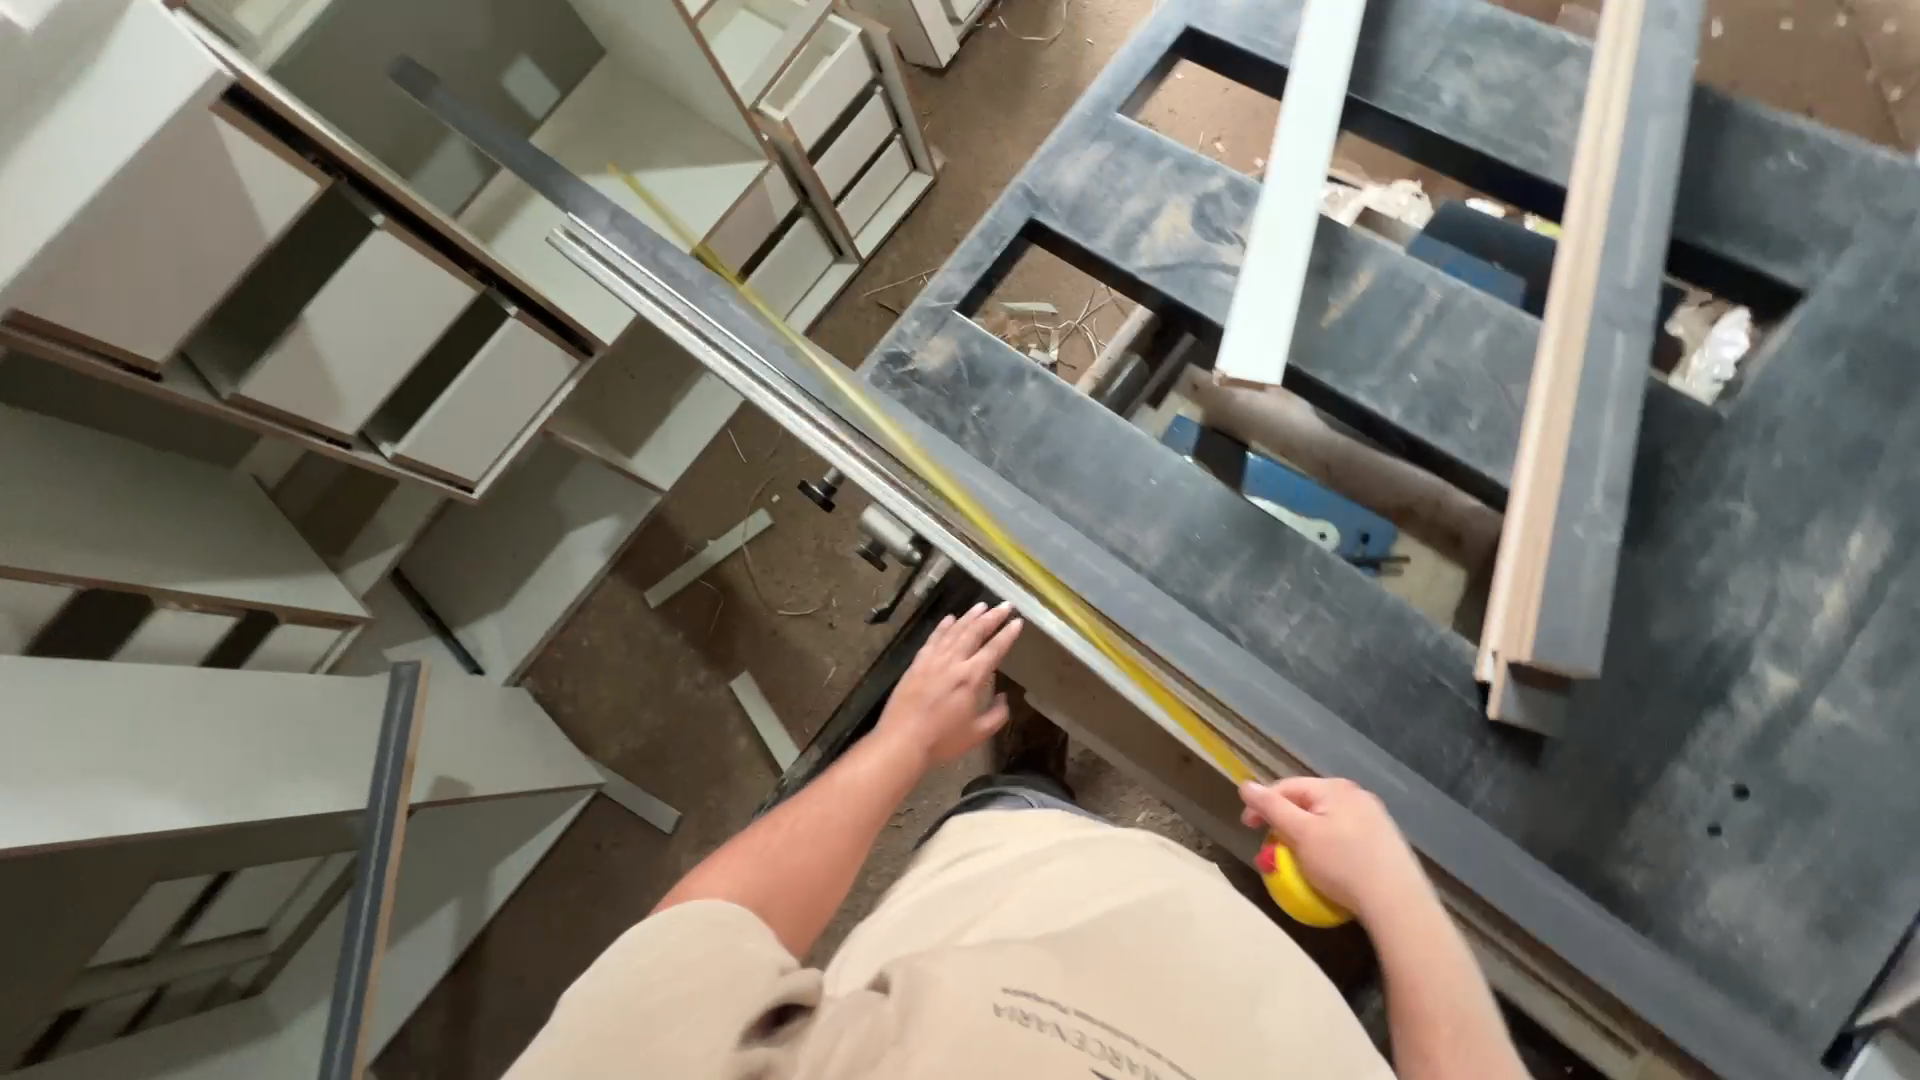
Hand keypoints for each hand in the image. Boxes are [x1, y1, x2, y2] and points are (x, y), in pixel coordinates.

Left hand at [875, 601, 1023, 767]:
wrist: (902, 741)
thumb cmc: (942, 741)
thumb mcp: (978, 733)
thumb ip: (997, 715)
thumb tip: (1003, 697)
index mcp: (971, 678)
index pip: (994, 650)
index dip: (1007, 635)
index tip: (1017, 622)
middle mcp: (952, 663)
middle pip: (974, 633)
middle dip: (992, 617)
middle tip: (1005, 605)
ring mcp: (932, 661)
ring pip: (954, 632)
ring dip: (969, 617)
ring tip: (981, 606)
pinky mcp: (916, 664)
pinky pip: (933, 640)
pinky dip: (943, 627)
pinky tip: (950, 619)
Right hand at [1239, 777, 1432, 925]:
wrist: (1398, 904)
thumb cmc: (1342, 864)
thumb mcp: (1300, 834)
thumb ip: (1271, 807)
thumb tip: (1245, 785)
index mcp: (1334, 788)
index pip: (1286, 788)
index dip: (1261, 805)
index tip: (1248, 828)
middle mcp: (1356, 795)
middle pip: (1306, 804)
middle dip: (1284, 825)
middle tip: (1273, 850)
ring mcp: (1375, 818)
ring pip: (1325, 821)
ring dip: (1304, 837)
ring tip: (1297, 861)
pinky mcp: (1385, 842)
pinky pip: (1344, 836)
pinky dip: (1327, 847)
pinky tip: (1328, 867)